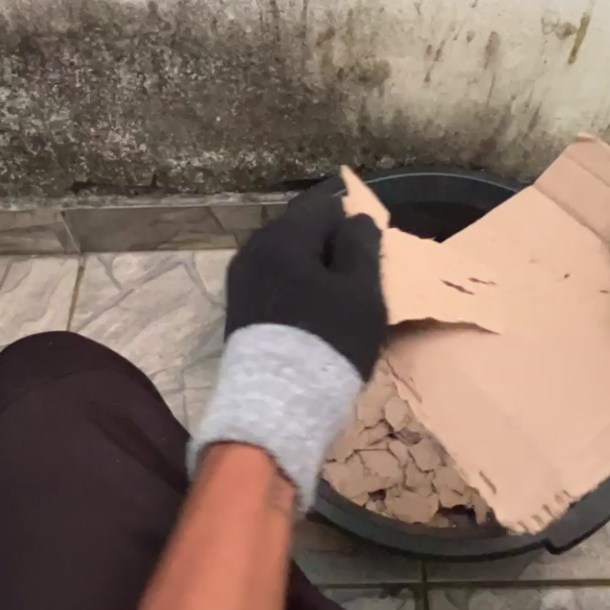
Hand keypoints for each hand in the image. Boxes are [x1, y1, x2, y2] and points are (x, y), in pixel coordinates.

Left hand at [191, 194, 387, 511]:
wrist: (277, 405)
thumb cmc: (328, 341)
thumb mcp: (361, 291)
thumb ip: (362, 246)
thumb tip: (356, 220)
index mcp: (283, 236)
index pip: (323, 204)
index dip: (350, 215)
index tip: (371, 238)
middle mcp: (254, 249)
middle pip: (300, 229)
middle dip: (329, 242)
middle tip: (359, 269)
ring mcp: (241, 279)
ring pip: (285, 256)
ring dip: (312, 265)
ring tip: (339, 294)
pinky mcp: (238, 308)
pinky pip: (273, 280)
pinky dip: (295, 285)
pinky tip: (314, 312)